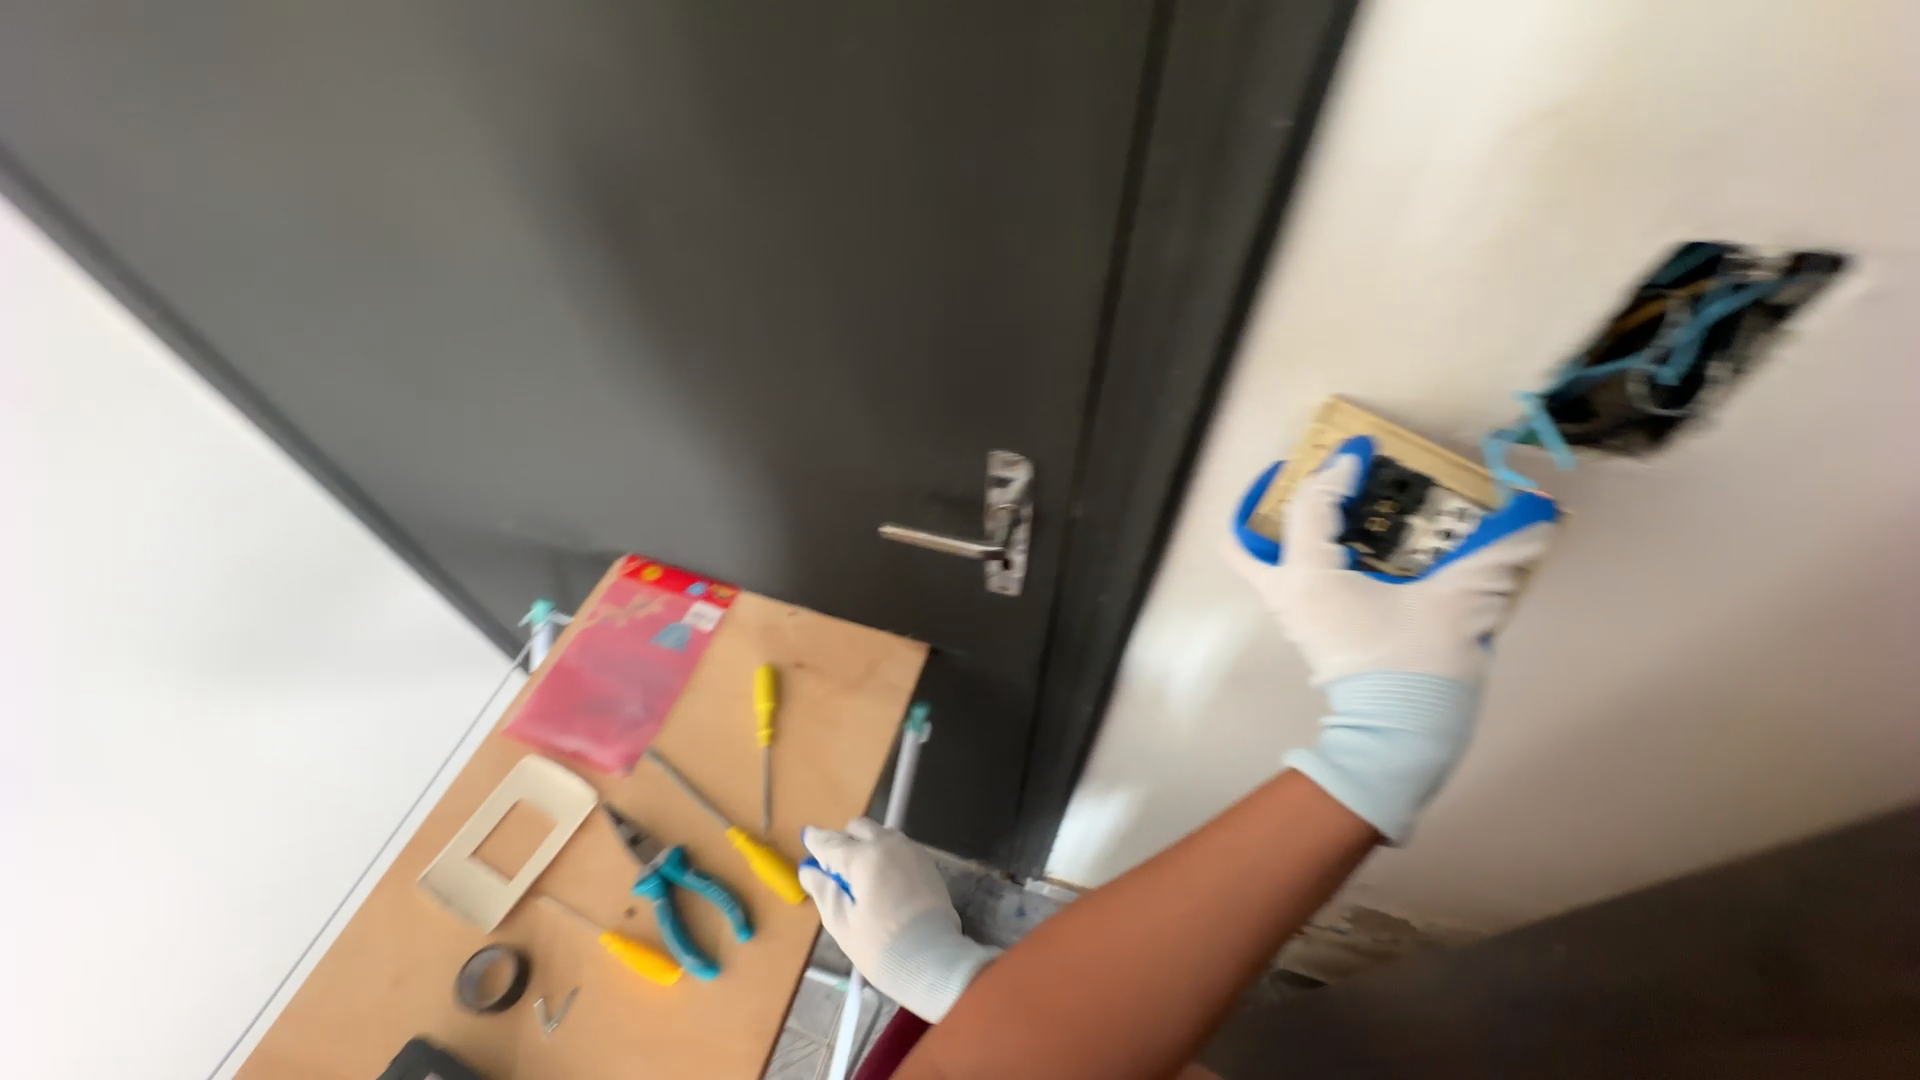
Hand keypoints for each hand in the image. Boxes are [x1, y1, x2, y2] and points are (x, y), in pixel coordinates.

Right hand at [799, 817, 999, 1021]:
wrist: (931, 959)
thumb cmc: (879, 945)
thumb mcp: (841, 923)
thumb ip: (823, 891)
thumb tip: (809, 870)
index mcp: (863, 857)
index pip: (831, 842)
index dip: (816, 841)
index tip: (808, 837)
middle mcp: (888, 843)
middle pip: (858, 828)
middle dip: (844, 840)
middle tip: (837, 868)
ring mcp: (910, 849)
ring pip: (881, 834)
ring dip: (867, 845)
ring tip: (862, 876)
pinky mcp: (926, 860)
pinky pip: (899, 846)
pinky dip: (886, 854)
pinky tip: (884, 880)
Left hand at [1231, 435, 1557, 841]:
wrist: (1401, 732)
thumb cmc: (1420, 664)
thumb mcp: (1460, 603)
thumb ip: (1497, 553)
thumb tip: (1537, 513)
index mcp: (1309, 576)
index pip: (1308, 506)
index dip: (1334, 471)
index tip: (1360, 451)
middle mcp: (1285, 591)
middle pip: (1244, 539)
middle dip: (1264, 504)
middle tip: (1307, 482)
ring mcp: (1289, 613)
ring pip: (1259, 561)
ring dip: (1282, 529)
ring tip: (1326, 506)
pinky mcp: (1305, 627)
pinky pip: (1285, 578)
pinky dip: (1301, 553)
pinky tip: (1349, 544)